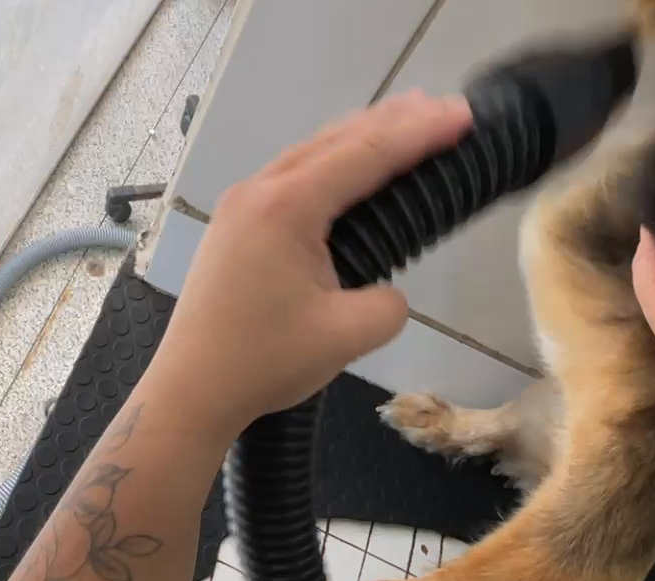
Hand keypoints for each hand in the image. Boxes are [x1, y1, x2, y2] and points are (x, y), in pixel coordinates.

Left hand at [148, 92, 473, 438]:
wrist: (191, 392)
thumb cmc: (263, 364)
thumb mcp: (345, 338)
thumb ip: (388, 306)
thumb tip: (384, 295)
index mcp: (286, 208)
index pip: (365, 154)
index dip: (420, 133)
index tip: (463, 117)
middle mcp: (257, 193)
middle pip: (334, 141)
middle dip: (391, 124)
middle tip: (442, 114)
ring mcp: (236, 210)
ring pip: (306, 158)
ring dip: (355, 143)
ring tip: (401, 132)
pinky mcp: (228, 233)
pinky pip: (285, 183)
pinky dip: (324, 171)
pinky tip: (342, 180)